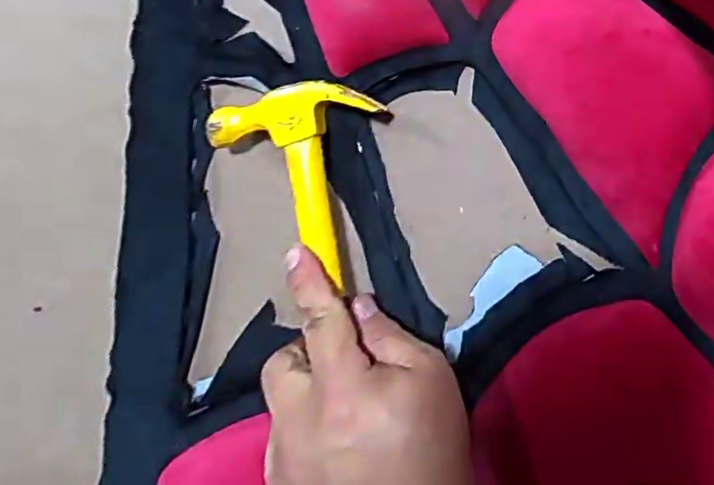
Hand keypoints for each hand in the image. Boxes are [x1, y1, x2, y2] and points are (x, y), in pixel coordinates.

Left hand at [261, 246, 470, 484]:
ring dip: (311, 387)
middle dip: (310, 347)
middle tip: (349, 357)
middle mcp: (299, 425)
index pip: (321, 322)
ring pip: (283, 399)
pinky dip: (308, 422)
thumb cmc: (431, 443)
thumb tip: (360, 309)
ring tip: (352, 408)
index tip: (296, 250)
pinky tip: (342, 441)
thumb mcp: (429, 376)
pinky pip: (284, 434)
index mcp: (343, 390)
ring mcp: (283, 462)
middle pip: (282, 362)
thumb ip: (390, 336)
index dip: (310, 283)